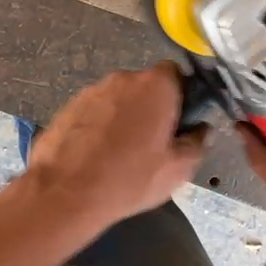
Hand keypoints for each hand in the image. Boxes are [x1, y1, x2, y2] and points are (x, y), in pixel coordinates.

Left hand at [22, 61, 207, 234]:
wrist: (65, 193)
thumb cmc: (130, 178)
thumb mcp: (177, 169)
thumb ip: (197, 143)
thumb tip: (200, 130)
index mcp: (155, 85)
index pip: (175, 73)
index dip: (180, 95)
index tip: (178, 121)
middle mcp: (123, 78)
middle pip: (144, 86)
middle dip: (150, 107)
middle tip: (152, 142)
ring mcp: (91, 90)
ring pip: (117, 99)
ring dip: (122, 117)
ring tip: (119, 153)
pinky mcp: (67, 106)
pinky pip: (93, 111)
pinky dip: (98, 126)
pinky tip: (95, 155)